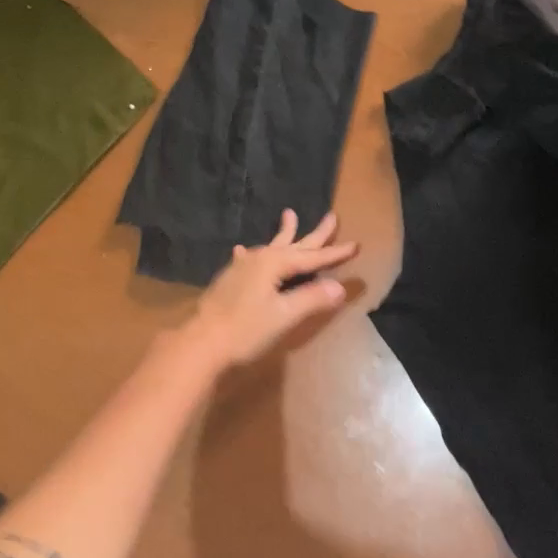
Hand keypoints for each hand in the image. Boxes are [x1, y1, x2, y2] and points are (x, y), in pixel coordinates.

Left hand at [180, 209, 358, 370]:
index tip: (356, 244)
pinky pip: (247, 258)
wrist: (201, 343)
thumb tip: (341, 287)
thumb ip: (312, 299)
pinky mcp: (231, 279)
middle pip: (295, 245)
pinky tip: (242, 249)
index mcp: (276, 264)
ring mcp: (243, 268)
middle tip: (331, 215)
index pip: (313, 258)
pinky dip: (250, 252)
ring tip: (289, 214)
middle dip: (315, 234)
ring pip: (271, 246)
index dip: (335, 253)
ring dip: (284, 233)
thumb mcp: (284, 316)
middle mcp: (261, 259)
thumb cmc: (245, 330)